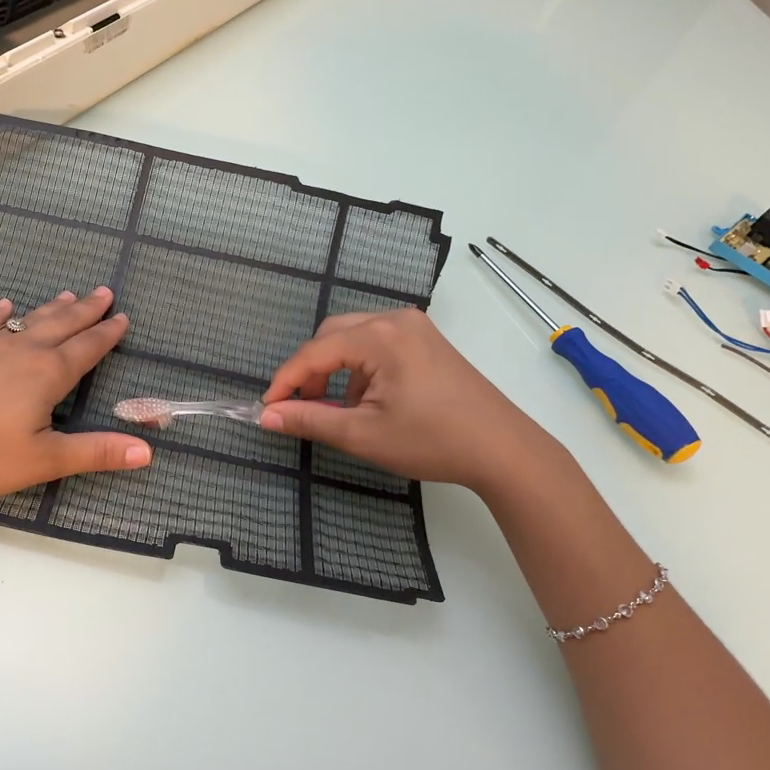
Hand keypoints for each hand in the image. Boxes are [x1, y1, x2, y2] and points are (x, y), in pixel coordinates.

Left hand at [0, 288, 152, 498]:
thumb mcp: (45, 459)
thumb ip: (95, 452)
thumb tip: (147, 451)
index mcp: (47, 374)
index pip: (87, 349)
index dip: (107, 334)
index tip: (123, 318)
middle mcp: (22, 351)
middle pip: (62, 324)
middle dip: (86, 310)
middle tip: (105, 292)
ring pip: (28, 320)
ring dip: (52, 308)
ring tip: (69, 294)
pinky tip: (5, 304)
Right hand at [260, 309, 567, 494]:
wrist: (503, 449)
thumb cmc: (431, 441)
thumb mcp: (362, 434)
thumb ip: (310, 419)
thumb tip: (266, 416)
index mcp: (378, 336)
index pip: (313, 352)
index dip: (285, 381)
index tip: (266, 408)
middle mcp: (395, 320)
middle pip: (332, 335)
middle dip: (310, 371)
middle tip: (300, 407)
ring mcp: (415, 327)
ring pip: (354, 338)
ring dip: (335, 370)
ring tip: (335, 409)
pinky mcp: (428, 341)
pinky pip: (378, 344)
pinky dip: (360, 368)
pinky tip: (366, 401)